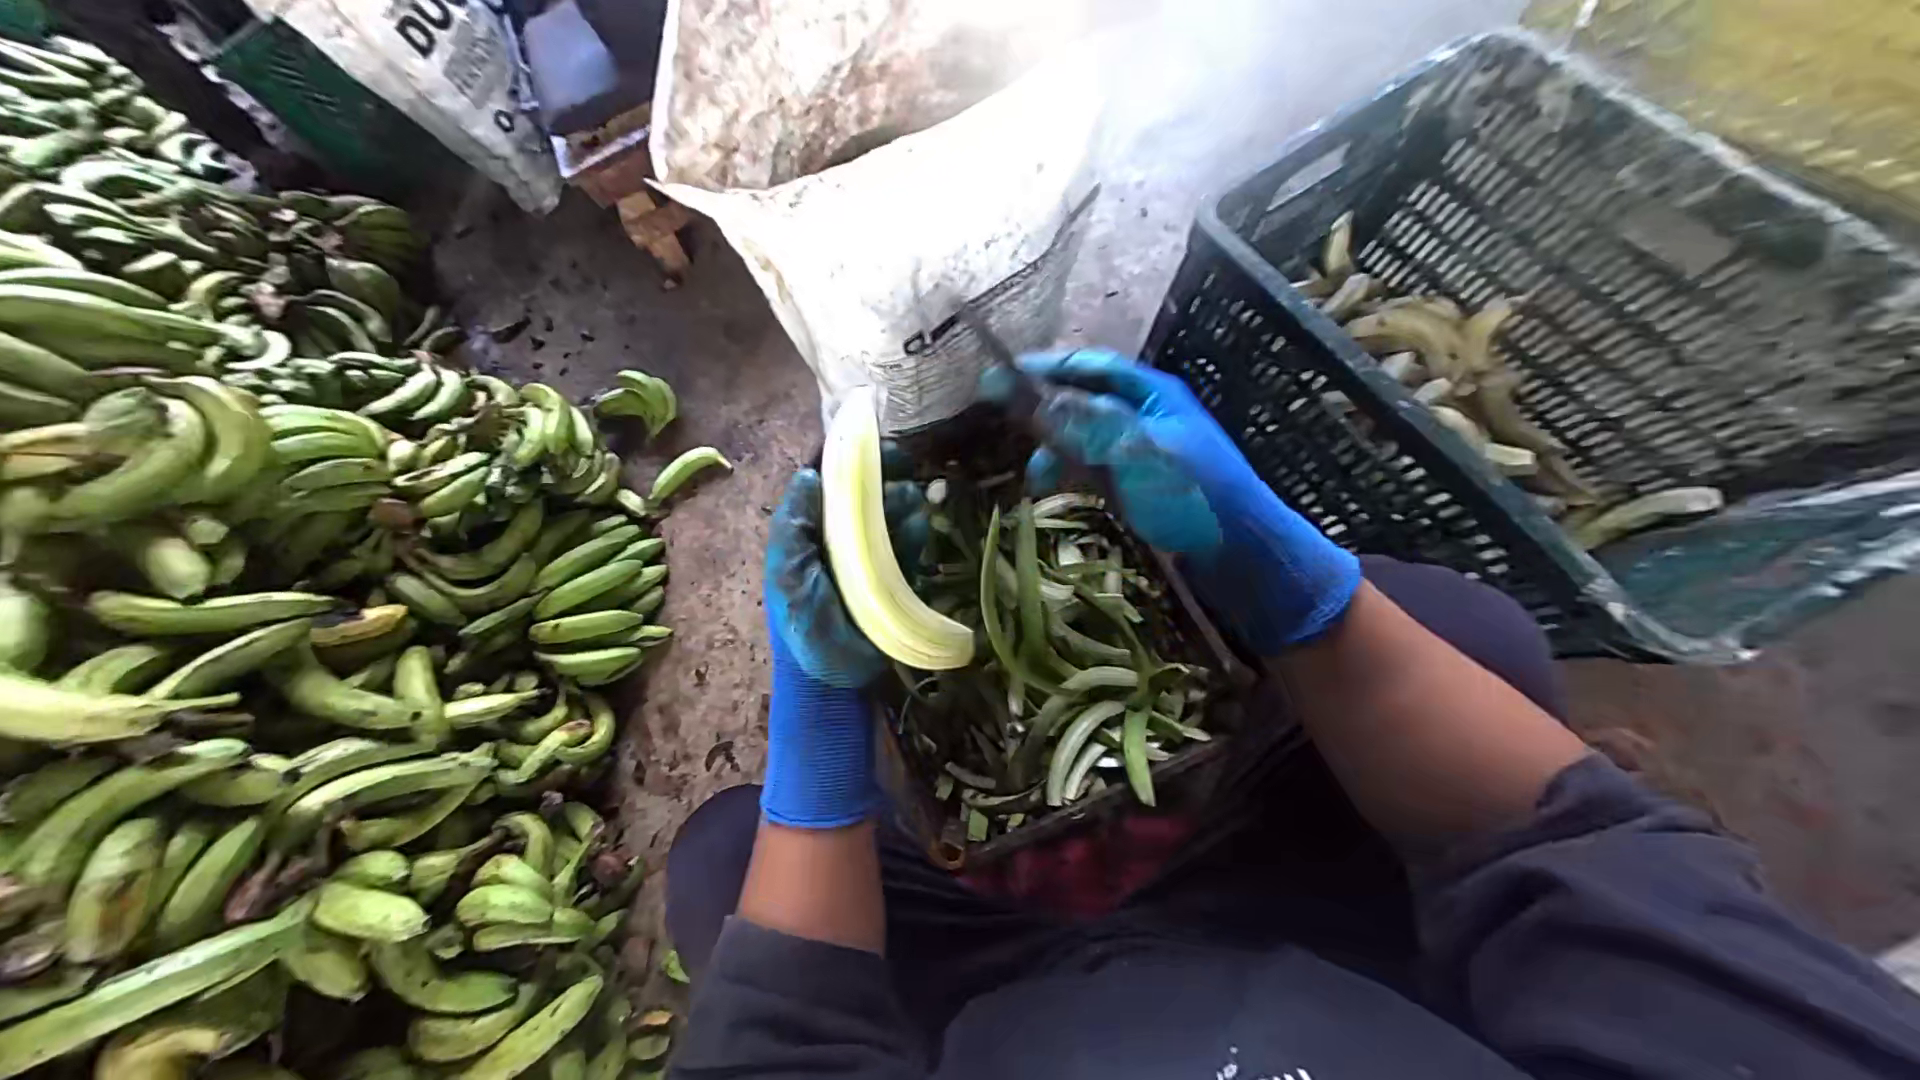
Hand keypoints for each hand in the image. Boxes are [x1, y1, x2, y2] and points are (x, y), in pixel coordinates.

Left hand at [760, 466, 926, 826]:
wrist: (834, 678)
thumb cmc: (803, 626)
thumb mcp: (788, 575)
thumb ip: (793, 527)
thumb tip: (806, 476)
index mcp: (810, 532)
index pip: (830, 484)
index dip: (850, 461)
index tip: (873, 446)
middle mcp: (842, 537)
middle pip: (867, 495)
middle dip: (886, 480)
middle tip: (905, 470)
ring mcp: (871, 556)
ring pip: (893, 516)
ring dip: (903, 504)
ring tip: (913, 503)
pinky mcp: (896, 574)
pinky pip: (911, 544)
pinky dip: (916, 532)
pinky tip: (920, 527)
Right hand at [997, 348, 1360, 652]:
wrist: (1237, 550)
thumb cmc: (1194, 493)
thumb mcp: (1138, 451)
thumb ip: (1084, 420)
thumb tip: (1024, 391)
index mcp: (1149, 392)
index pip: (1088, 366)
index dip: (1044, 369)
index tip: (999, 377)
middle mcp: (1139, 412)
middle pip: (1079, 399)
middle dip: (1042, 412)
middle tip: (1005, 424)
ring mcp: (1134, 447)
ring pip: (1079, 434)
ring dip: (1052, 448)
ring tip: (1034, 476)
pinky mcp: (1129, 479)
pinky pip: (1087, 465)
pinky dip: (1065, 471)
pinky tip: (1050, 488)